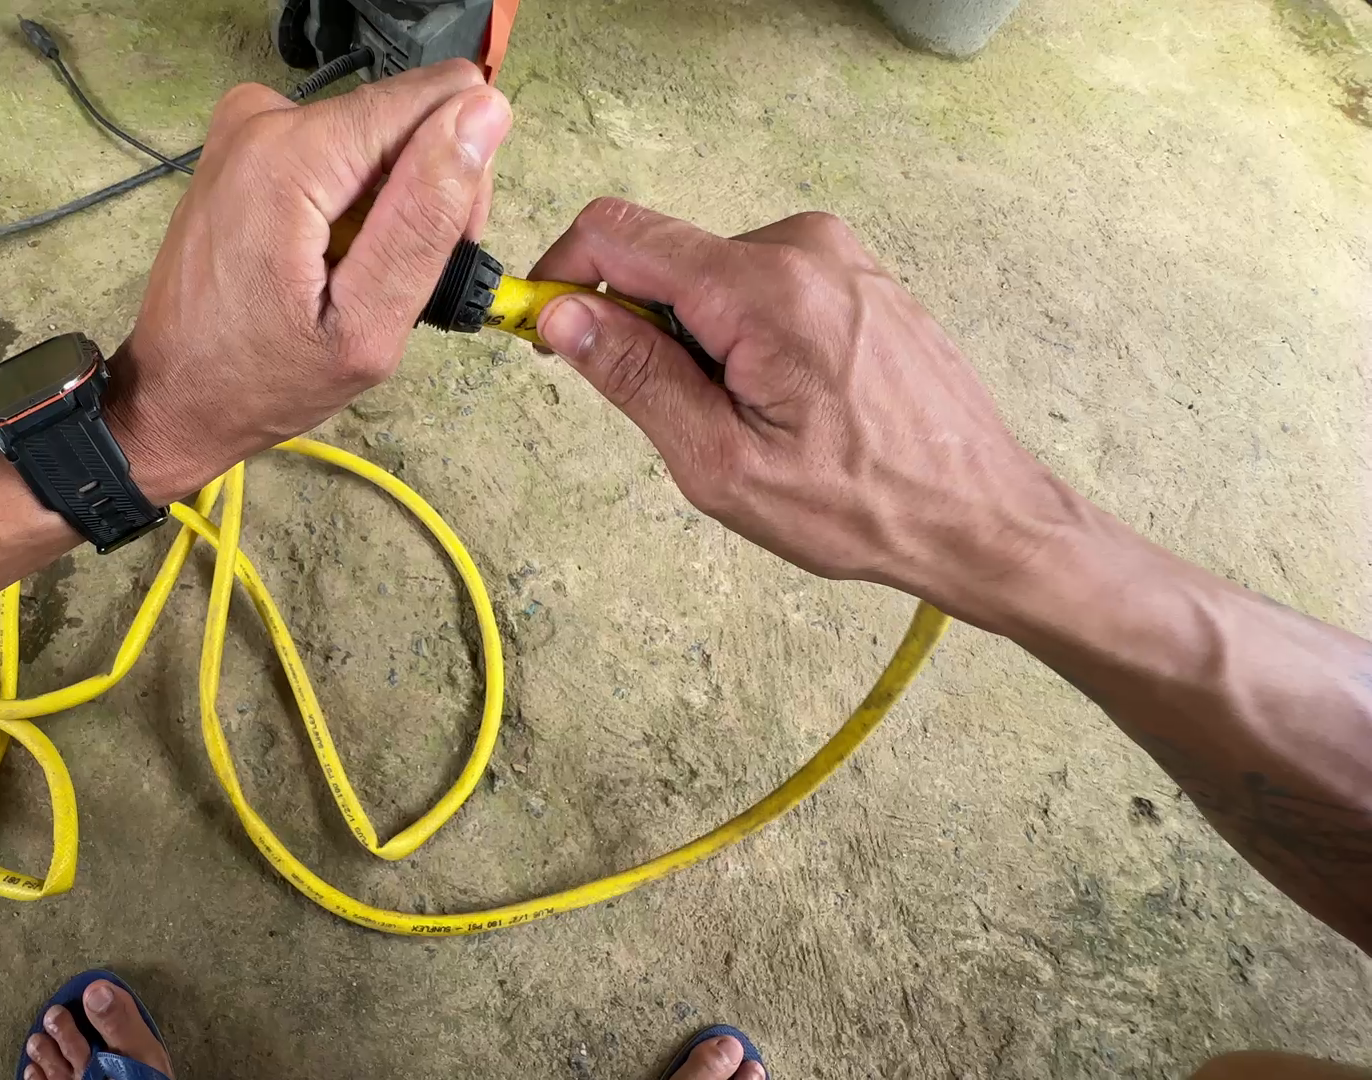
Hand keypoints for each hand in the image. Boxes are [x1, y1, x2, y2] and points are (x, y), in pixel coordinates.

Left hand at [103, 60, 510, 504]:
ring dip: (385, 212)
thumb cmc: (263, 381)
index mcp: (292, 156)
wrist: (179, 395)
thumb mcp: (365, 326)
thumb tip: (484, 117)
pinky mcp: (248, 147)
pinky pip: (339, 156)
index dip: (460, 177)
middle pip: (407, 118)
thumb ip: (426, 220)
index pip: (437, 102)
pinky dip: (351, 210)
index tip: (435, 252)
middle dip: (421, 198)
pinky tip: (327, 263)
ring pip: (377, 140)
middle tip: (384, 280)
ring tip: (349, 280)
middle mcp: (263, 117)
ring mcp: (249, 127)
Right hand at [530, 198, 1082, 626]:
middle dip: (628, 328)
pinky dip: (723, 336)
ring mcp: (829, 254)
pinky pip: (745, 287)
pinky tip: (765, 398)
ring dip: (682, 342)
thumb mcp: (718, 461)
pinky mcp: (844, 274)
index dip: (559, 276)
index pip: (618, 235)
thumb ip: (636, 376)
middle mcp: (798, 245)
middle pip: (659, 260)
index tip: (540, 335)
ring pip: (700, 279)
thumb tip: (560, 313)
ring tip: (729, 418)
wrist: (980, 515)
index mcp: (762, 287)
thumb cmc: (850, 505)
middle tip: (659, 413)